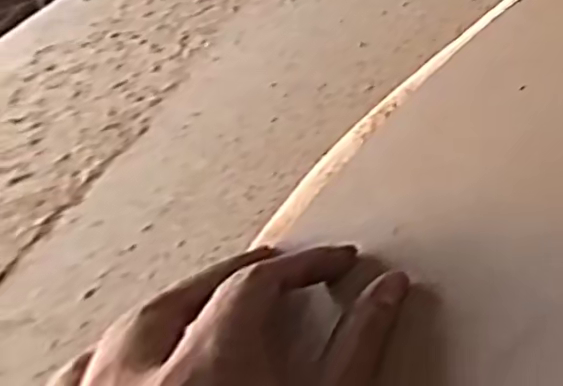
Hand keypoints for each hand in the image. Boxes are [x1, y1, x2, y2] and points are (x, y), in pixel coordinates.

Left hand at [47, 245, 408, 385]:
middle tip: (266, 265)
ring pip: (101, 349)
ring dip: (155, 319)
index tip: (337, 264)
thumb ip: (359, 343)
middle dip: (226, 274)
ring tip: (191, 311)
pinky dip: (99, 368)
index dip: (308, 262)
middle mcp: (135, 384)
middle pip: (173, 302)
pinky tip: (127, 374)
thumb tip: (389, 290)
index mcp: (206, 364)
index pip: (259, 282)